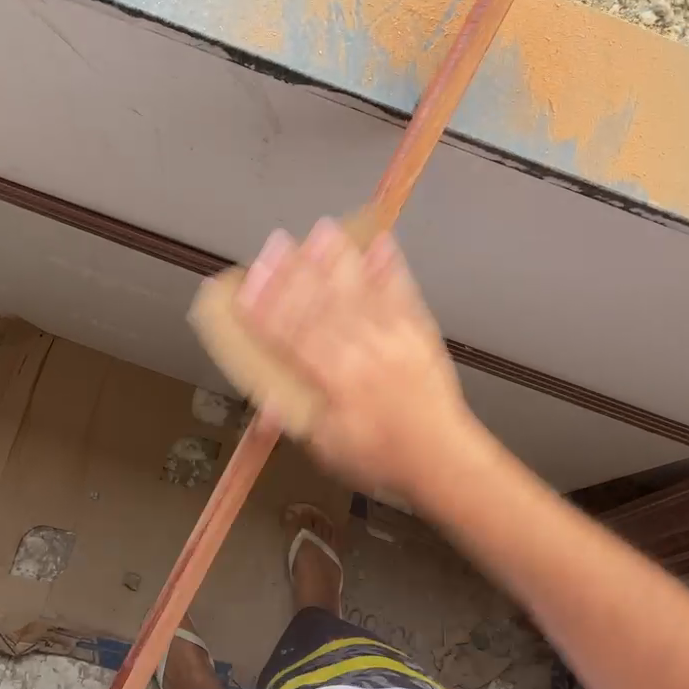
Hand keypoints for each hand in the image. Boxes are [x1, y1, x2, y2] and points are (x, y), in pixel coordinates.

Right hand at [237, 218, 478, 494]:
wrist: (442, 457)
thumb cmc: (384, 457)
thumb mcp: (329, 448)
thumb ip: (300, 419)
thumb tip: (269, 400)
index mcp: (336, 380)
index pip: (290, 336)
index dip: (265, 309)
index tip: (246, 285)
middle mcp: (363, 352)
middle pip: (320, 305)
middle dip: (292, 273)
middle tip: (272, 245)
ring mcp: (393, 337)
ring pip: (358, 291)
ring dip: (336, 259)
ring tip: (321, 230)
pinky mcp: (417, 332)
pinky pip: (401, 293)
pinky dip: (389, 267)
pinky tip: (379, 243)